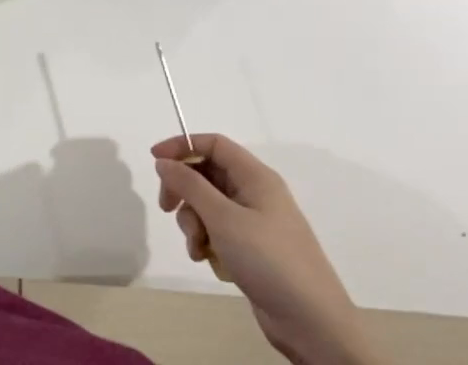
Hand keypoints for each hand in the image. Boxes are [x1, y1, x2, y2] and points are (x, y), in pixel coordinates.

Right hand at [152, 135, 380, 364]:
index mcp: (256, 177)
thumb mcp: (223, 218)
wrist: (312, 322)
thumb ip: (189, 185)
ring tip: (198, 247)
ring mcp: (254, 222)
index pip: (214, 144)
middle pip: (207, 174)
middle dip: (184, 191)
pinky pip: (217, 231)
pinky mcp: (251, 248)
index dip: (182, 145)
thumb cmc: (269, 260)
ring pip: (208, 205)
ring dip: (194, 222)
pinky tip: (208, 260)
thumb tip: (163, 161)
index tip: (155, 161)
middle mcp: (255, 194)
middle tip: (167, 209)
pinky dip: (206, 241)